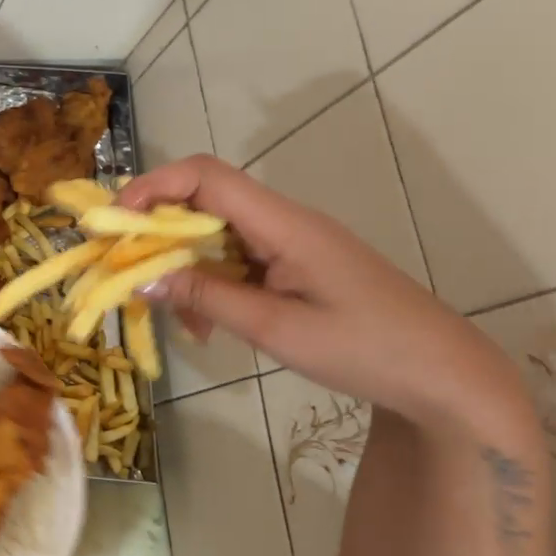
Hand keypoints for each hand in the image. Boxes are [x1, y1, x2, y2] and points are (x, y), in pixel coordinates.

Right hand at [118, 155, 522, 425]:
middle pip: (200, 201)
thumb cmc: (366, 350)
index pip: (206, 177)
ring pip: (209, 234)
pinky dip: (201, 284)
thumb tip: (139, 277)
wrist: (444, 379)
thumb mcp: (274, 328)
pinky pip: (228, 261)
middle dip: (151, 229)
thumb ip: (205, 297)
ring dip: (175, 263)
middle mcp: (282, 223)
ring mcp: (286, 245)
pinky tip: (200, 324)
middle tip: (117, 267)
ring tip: (159, 307)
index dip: (152, 187)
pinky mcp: (288, 267)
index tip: (111, 222)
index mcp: (285, 225)